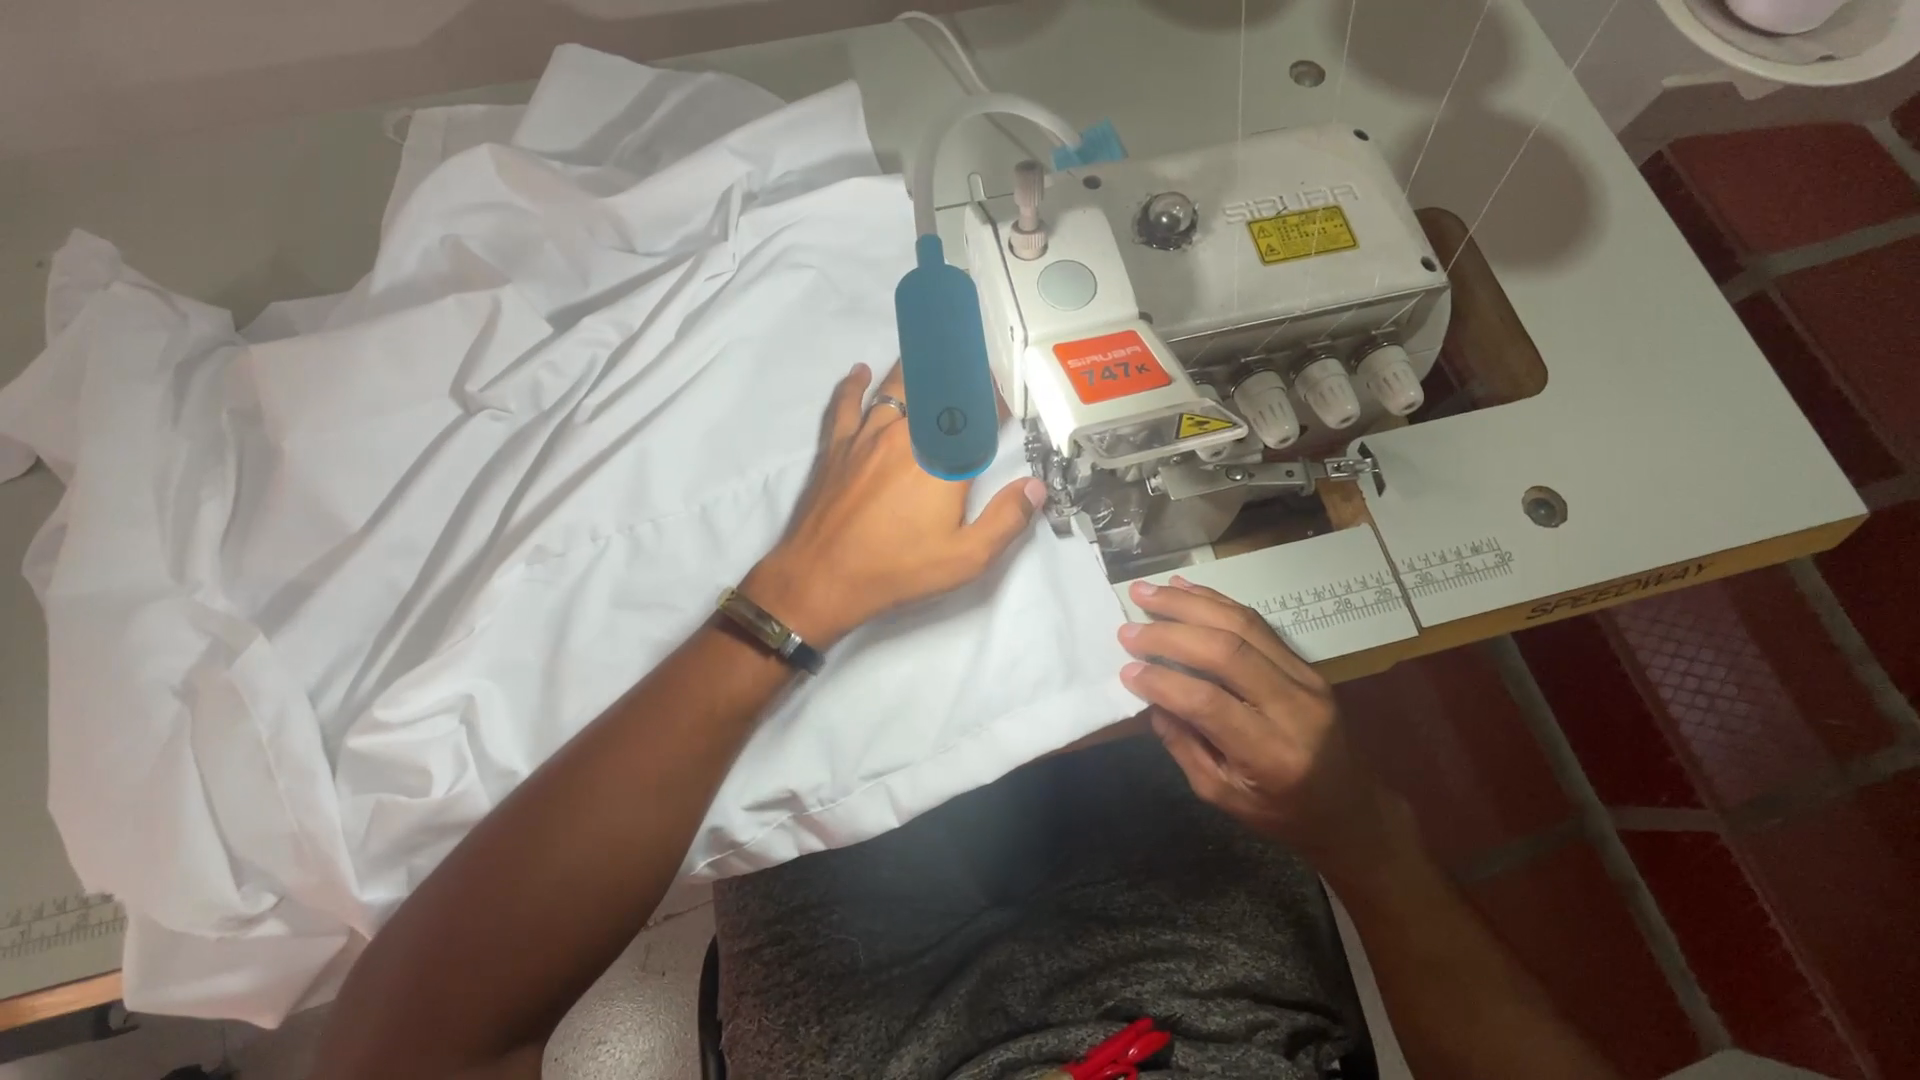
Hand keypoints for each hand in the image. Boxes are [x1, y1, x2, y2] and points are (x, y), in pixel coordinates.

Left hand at [741, 361, 1044, 647]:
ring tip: (930, 345)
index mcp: (944, 461)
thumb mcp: (965, 558)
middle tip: (969, 342)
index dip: (995, 395)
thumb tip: (1035, 488)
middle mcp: (908, 436)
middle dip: (957, 362)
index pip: (978, 415)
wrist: (821, 578)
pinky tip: (860, 372)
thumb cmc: (897, 570)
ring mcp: (867, 436)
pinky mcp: (836, 446)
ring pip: (895, 386)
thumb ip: (1006, 520)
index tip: (1005, 383)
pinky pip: (845, 403)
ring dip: (916, 364)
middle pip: (937, 386)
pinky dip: (854, 384)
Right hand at [1117, 577, 1411, 878]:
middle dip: (1170, 634)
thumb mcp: (1220, 794)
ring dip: (1189, 605)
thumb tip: (1150, 695)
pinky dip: (1215, 602)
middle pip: (1228, 652)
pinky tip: (1182, 589)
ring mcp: (1306, 679)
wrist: (1349, 808)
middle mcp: (1295, 708)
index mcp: (1272, 754)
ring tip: (1146, 591)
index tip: (1126, 670)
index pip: (1209, 703)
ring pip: (1243, 625)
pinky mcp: (1306, 663)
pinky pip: (1256, 623)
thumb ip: (1183, 744)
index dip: (1163, 682)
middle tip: (1127, 629)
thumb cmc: (1278, 812)